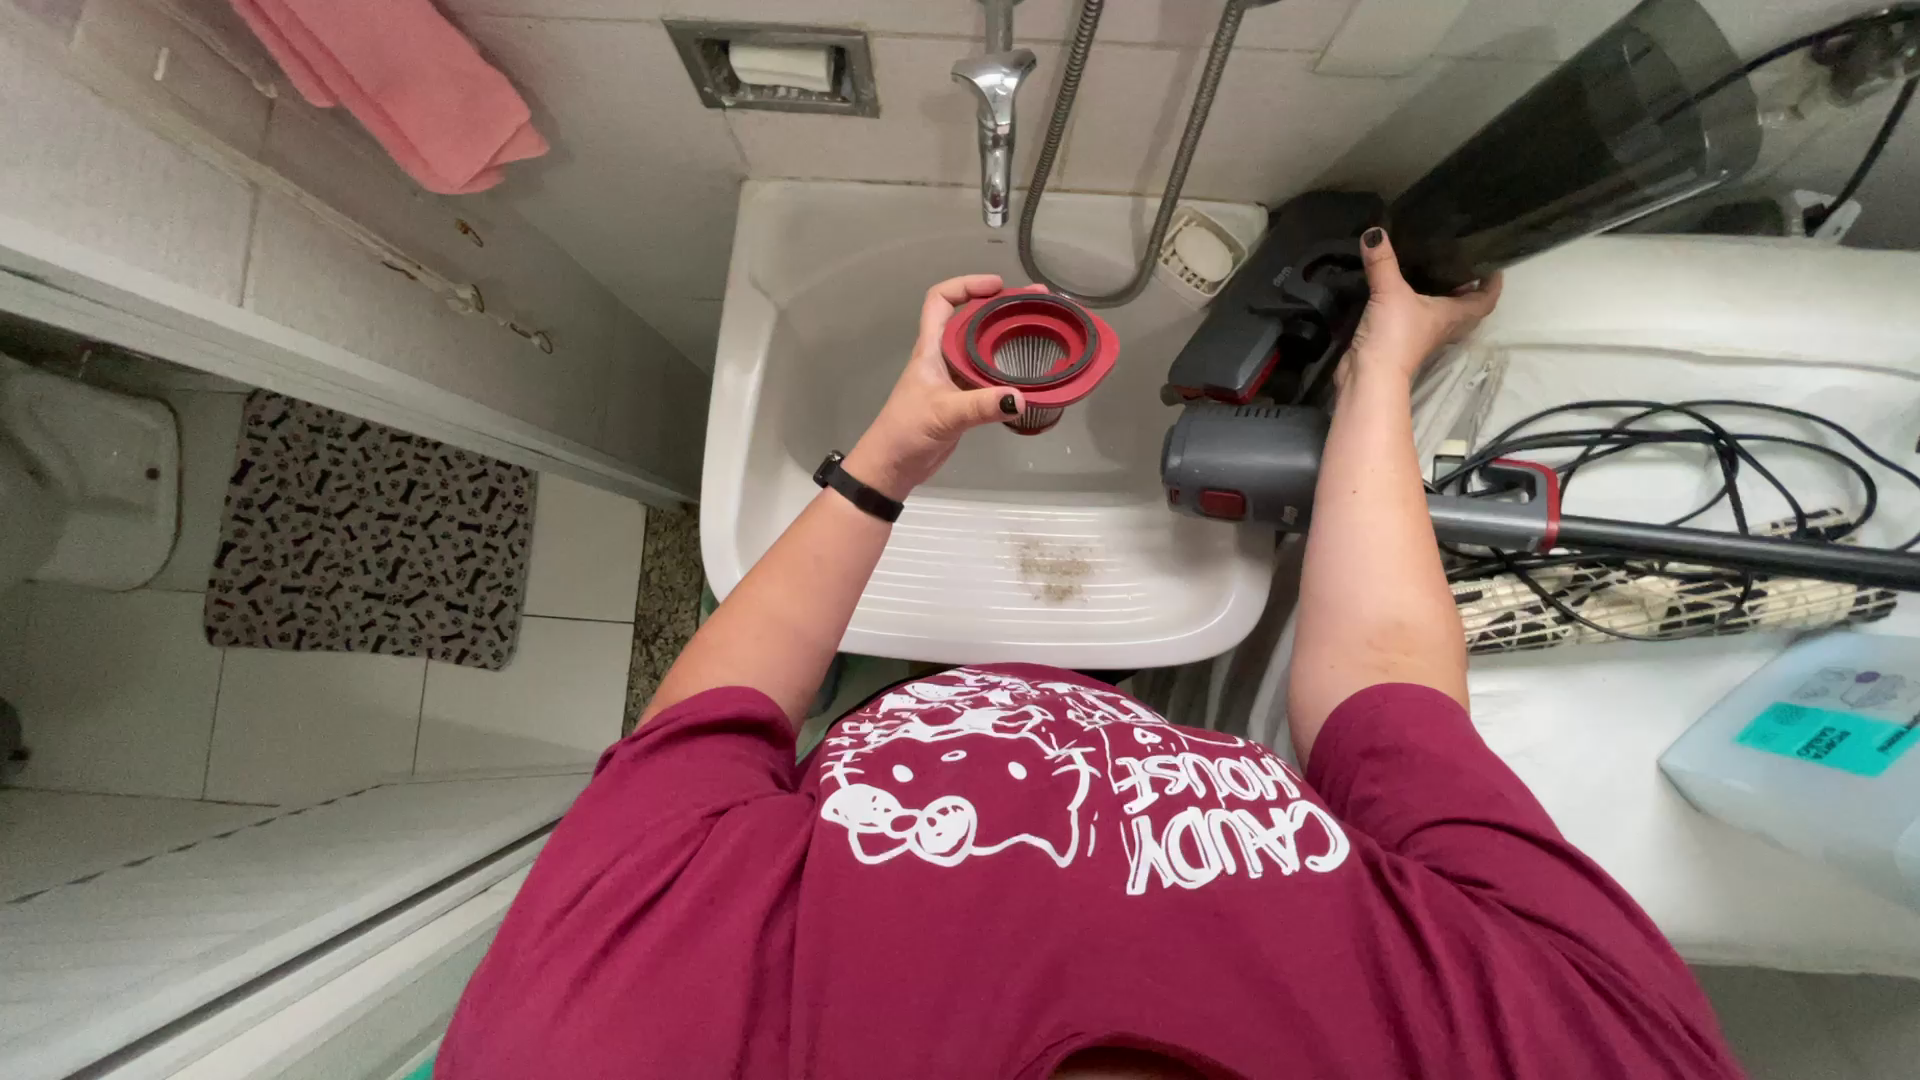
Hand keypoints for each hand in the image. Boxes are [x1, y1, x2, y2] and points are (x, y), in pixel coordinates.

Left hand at [843, 274, 1025, 499]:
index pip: (941, 301)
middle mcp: (942, 358)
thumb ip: (980, 406)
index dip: (967, 285)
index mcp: (930, 350)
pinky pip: (988, 377)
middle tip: (1037, 304)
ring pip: (982, 348)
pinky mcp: (962, 402)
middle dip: (1001, 308)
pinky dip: (1009, 371)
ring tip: (1042, 331)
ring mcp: (953, 380)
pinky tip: (1031, 375)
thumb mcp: (944, 414)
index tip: (998, 286)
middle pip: (971, 320)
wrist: (893, 467)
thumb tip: (1020, 399)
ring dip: (1008, 338)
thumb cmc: (906, 432)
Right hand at [1344, 227, 1501, 383]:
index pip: (1485, 299)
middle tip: (1459, 266)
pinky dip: (1413, 310)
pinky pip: (1414, 322)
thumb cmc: (1394, 334)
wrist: (1368, 375)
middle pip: (1465, 308)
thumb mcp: (1390, 292)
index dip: (1493, 283)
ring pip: (1440, 316)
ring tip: (1430, 276)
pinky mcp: (1399, 343)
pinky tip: (1400, 297)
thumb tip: (1374, 232)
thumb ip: (1382, 262)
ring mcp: (1421, 337)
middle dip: (1466, 289)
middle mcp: (1442, 327)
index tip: (1491, 265)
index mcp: (1453, 314)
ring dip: (1440, 300)